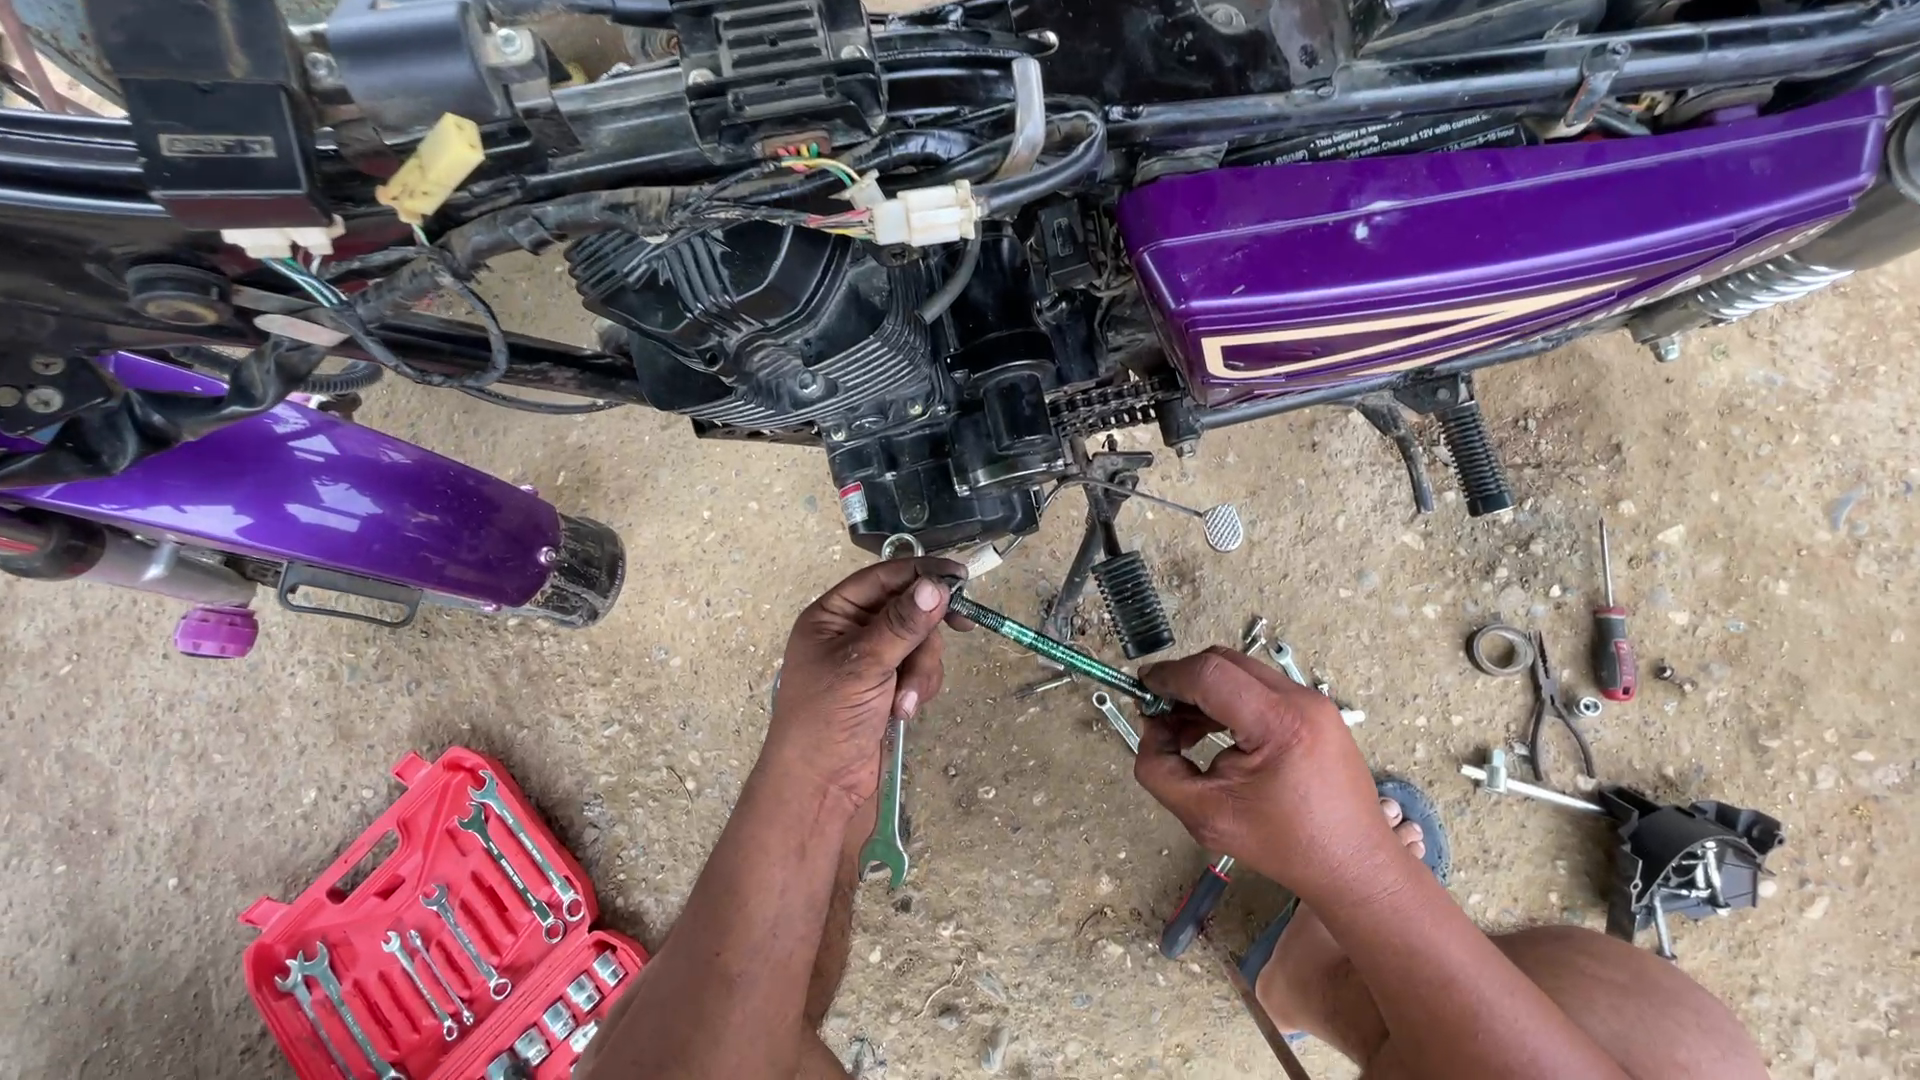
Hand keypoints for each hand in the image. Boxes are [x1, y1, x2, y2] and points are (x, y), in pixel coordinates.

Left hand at [762, 558, 961, 805]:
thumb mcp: (864, 664)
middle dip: (922, 639)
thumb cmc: (827, 716)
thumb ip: (903, 623)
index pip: (883, 578)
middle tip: (950, 637)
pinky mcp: (888, 686)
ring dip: (920, 672)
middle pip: (910, 611)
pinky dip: (918, 688)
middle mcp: (853, 630)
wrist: (820, 784)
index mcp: (834, 614)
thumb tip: (936, 585)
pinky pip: (920, 671)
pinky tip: (903, 712)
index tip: (960, 578)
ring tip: (904, 701)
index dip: (921, 574)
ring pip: (920, 643)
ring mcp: (873, 660)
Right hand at [1133, 647, 1403, 903]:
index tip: (1140, 690)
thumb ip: (1159, 769)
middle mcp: (1300, 699)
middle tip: (1156, 712)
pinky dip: (1226, 700)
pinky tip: (1210, 732)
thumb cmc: (1283, 845)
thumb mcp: (1204, 815)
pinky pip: (1258, 689)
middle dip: (1182, 680)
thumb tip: (1151, 730)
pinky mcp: (1315, 711)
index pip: (1209, 673)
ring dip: (1203, 690)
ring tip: (1179, 729)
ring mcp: (1313, 702)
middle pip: (1223, 662)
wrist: (1354, 866)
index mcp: (1279, 722)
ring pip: (1240, 672)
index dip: (1167, 676)